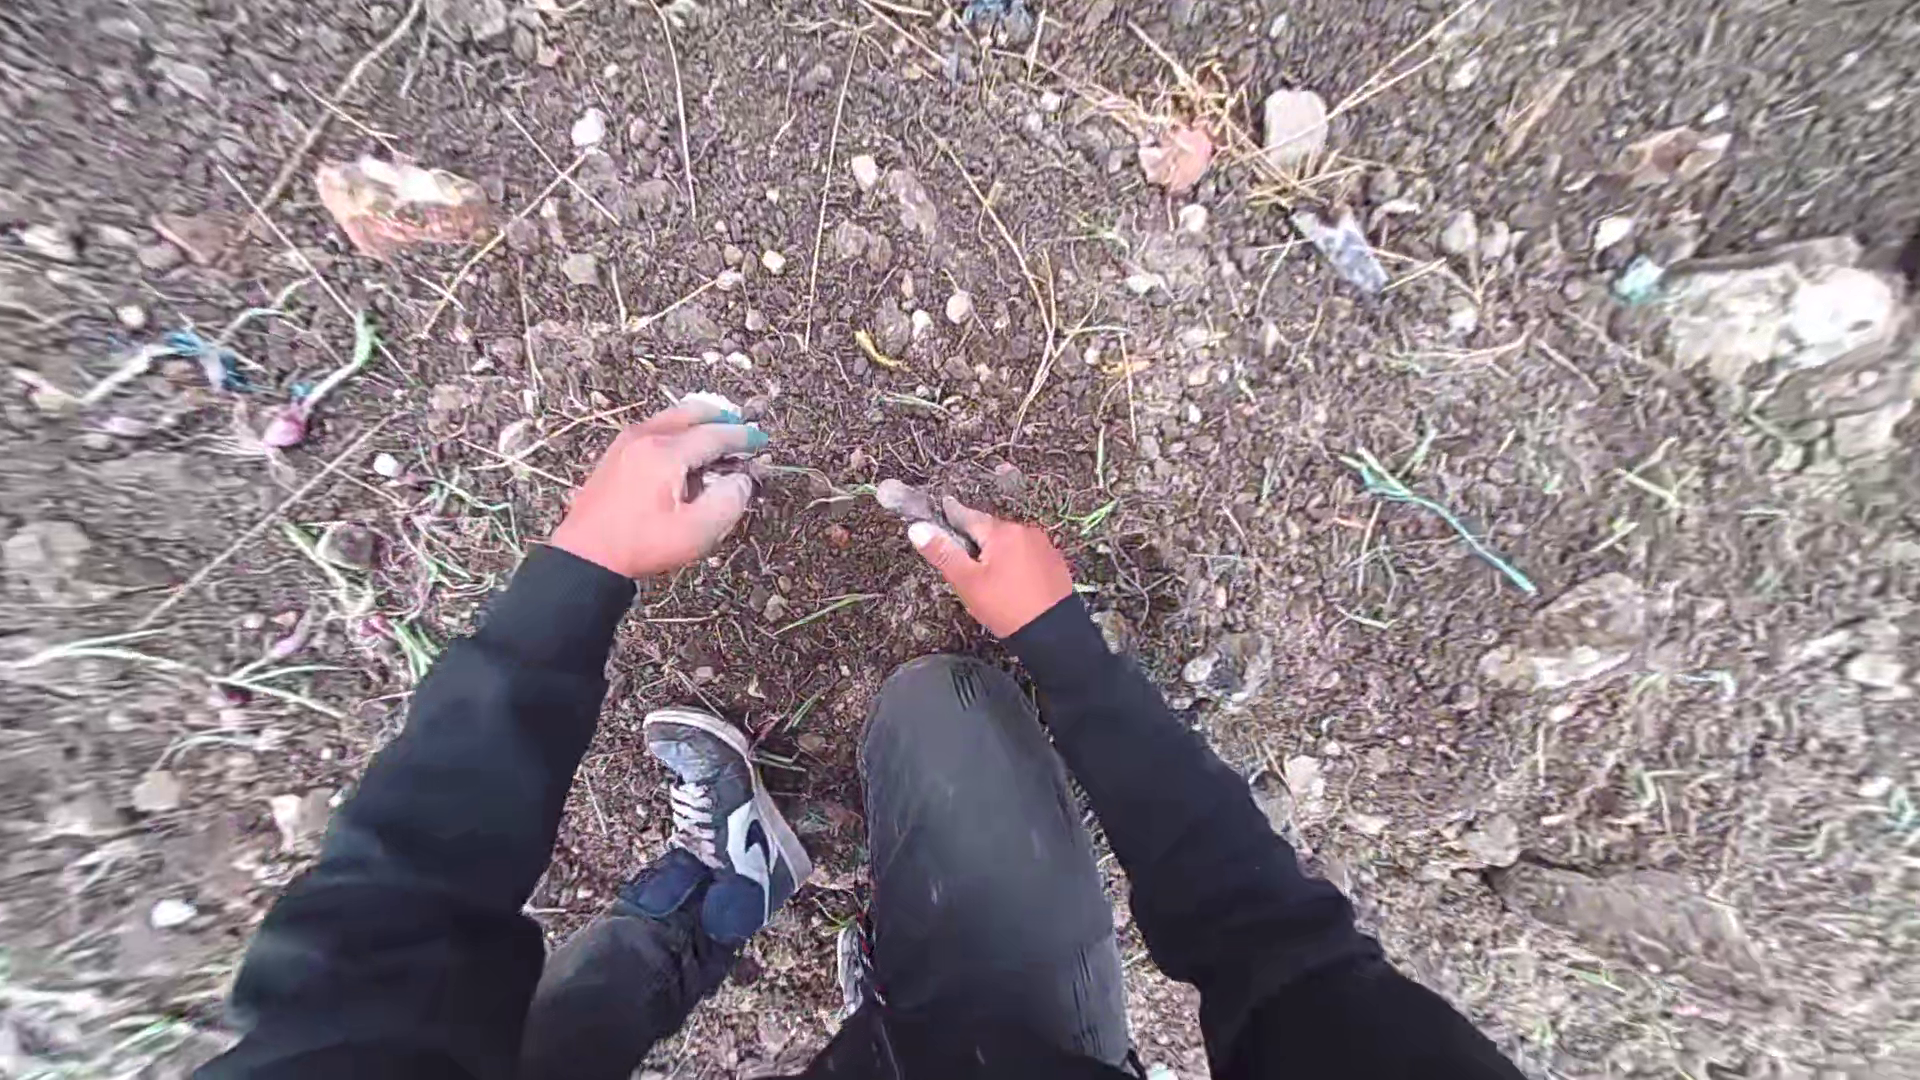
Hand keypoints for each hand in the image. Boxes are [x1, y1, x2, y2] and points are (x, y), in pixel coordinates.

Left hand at [550, 401, 766, 578]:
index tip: (761, 440)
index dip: (742, 437)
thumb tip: (742, 479)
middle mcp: (644, 438)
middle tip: (743, 428)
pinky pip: (655, 429)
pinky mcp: (616, 455)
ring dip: (699, 422)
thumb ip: (730, 499)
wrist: (586, 557)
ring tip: (719, 435)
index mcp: (665, 453)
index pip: (714, 435)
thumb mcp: (699, 530)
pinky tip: (688, 450)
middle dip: (721, 418)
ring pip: (671, 418)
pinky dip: (679, 430)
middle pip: (690, 413)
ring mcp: (625, 444)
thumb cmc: (642, 545)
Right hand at [908, 497, 1073, 637]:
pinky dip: (1015, 565)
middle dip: (975, 545)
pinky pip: (1026, 556)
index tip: (942, 511)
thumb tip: (917, 529)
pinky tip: (1011, 586)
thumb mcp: (967, 582)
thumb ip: (943, 553)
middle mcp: (1025, 531)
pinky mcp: (1054, 562)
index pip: (968, 517)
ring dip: (996, 555)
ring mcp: (1043, 546)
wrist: (1054, 634)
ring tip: (989, 583)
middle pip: (990, 531)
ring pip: (1009, 544)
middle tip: (964, 569)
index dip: (951, 518)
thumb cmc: (1007, 607)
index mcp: (1002, 532)